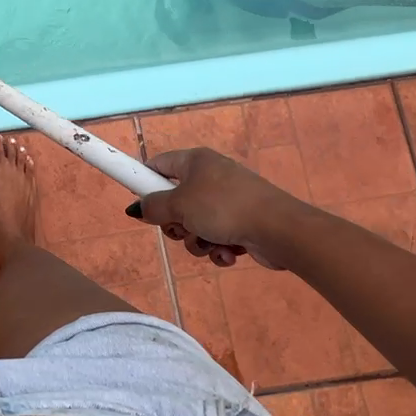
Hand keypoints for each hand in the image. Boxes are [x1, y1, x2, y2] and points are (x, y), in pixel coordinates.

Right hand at [127, 147, 309, 268]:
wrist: (280, 230)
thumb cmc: (224, 208)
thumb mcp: (179, 205)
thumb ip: (152, 206)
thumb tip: (135, 208)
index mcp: (195, 161)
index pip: (158, 165)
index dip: (143, 181)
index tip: (136, 201)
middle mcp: (211, 177)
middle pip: (175, 201)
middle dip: (175, 223)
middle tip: (179, 228)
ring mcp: (228, 201)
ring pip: (194, 224)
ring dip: (196, 240)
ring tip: (209, 243)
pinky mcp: (242, 223)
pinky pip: (216, 236)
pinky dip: (217, 247)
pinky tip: (228, 253)